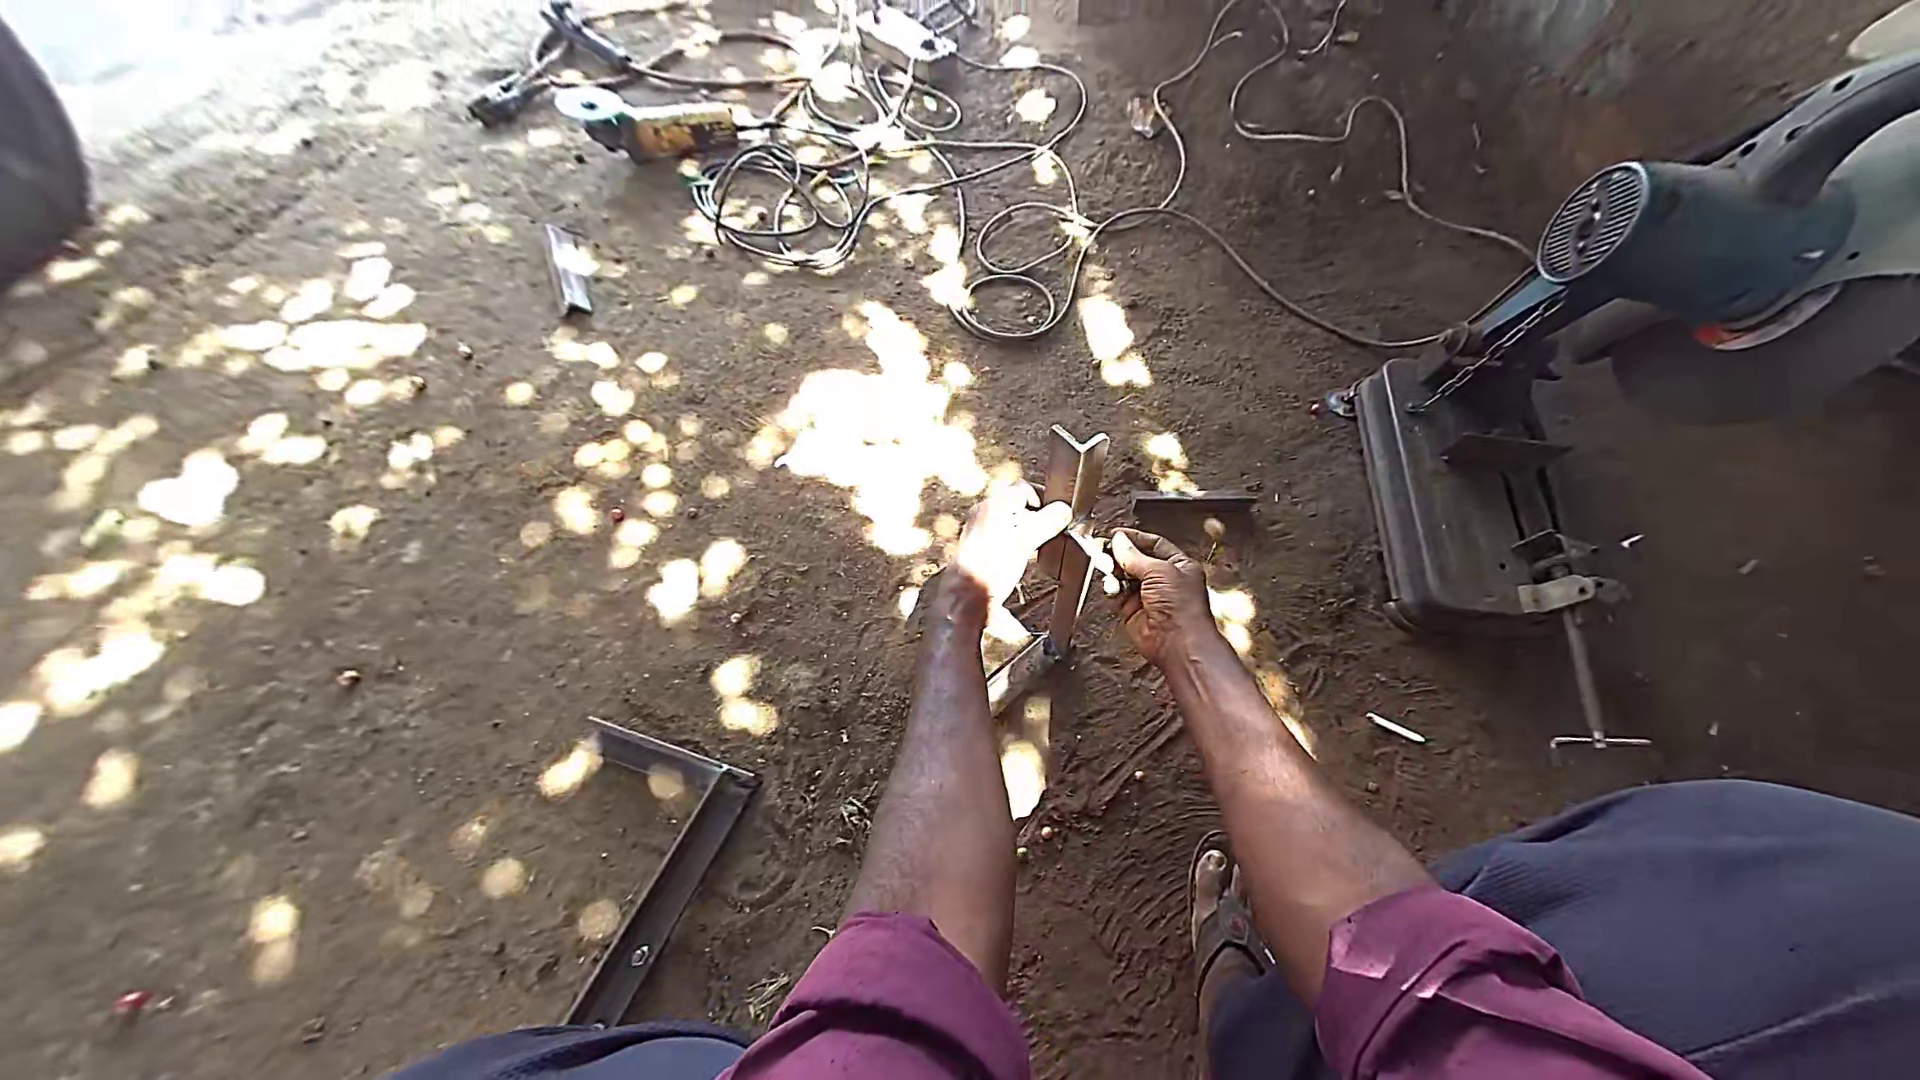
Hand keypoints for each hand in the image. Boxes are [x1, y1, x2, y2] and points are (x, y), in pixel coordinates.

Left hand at [949, 481, 1072, 605]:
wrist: (964, 597)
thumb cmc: (991, 567)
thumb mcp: (1027, 540)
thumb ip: (1047, 521)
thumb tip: (1064, 510)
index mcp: (995, 504)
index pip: (1024, 488)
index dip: (1042, 499)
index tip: (1054, 515)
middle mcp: (983, 512)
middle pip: (1016, 505)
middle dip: (1034, 517)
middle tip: (1046, 533)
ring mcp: (977, 529)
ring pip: (1009, 522)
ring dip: (1024, 532)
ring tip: (1033, 549)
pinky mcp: (975, 547)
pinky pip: (1000, 537)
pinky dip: (1012, 544)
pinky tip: (1017, 560)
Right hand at [1110, 528, 1217, 666]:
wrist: (1177, 642)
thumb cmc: (1181, 606)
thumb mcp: (1159, 571)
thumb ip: (1134, 556)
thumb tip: (1119, 540)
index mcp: (1178, 565)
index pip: (1153, 544)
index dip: (1134, 538)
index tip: (1115, 534)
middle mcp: (1163, 579)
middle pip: (1134, 559)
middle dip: (1119, 555)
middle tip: (1103, 550)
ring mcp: (1147, 594)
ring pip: (1122, 575)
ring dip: (1113, 571)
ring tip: (1107, 569)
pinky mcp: (1132, 609)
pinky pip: (1116, 592)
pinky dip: (1112, 588)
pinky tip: (1112, 588)